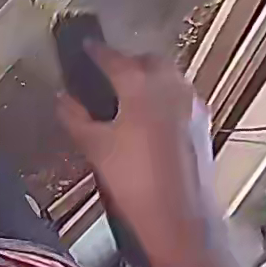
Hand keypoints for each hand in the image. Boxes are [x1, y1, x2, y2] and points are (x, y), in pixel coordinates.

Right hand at [56, 42, 222, 266]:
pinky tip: (149, 118)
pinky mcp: (203, 124)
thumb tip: (62, 98)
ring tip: (127, 95)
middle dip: (128, 62)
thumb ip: (75, 117)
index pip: (114, 59)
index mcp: (142, 86)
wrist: (181, 220)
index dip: (96, 52)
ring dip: (149, 78)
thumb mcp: (95, 147)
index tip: (85, 47)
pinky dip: (163, 97)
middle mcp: (172, 86)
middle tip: (107, 73)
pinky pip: (180, 97)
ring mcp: (192, 104)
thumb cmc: (133, 180)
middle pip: (149, 61)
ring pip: (169, 77)